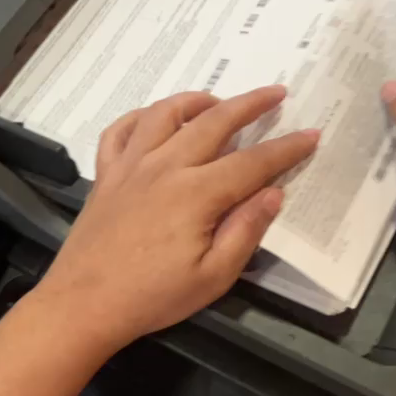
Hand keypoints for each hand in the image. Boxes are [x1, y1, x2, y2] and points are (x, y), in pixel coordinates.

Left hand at [32, 87, 318, 351]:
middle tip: (276, 93)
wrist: (84, 303)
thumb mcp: (213, 277)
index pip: (251, 162)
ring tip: (217, 101)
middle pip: (212, 123)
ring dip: (195, 101)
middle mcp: (163, 168)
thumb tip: (273, 193)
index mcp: (196, 194)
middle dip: (249, 104)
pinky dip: (138, 116)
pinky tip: (154, 119)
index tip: (311, 135)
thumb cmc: (152, 296)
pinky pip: (119, 131)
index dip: (285, 148)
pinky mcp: (104, 175)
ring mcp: (129, 167)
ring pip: (163, 115)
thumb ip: (245, 231)